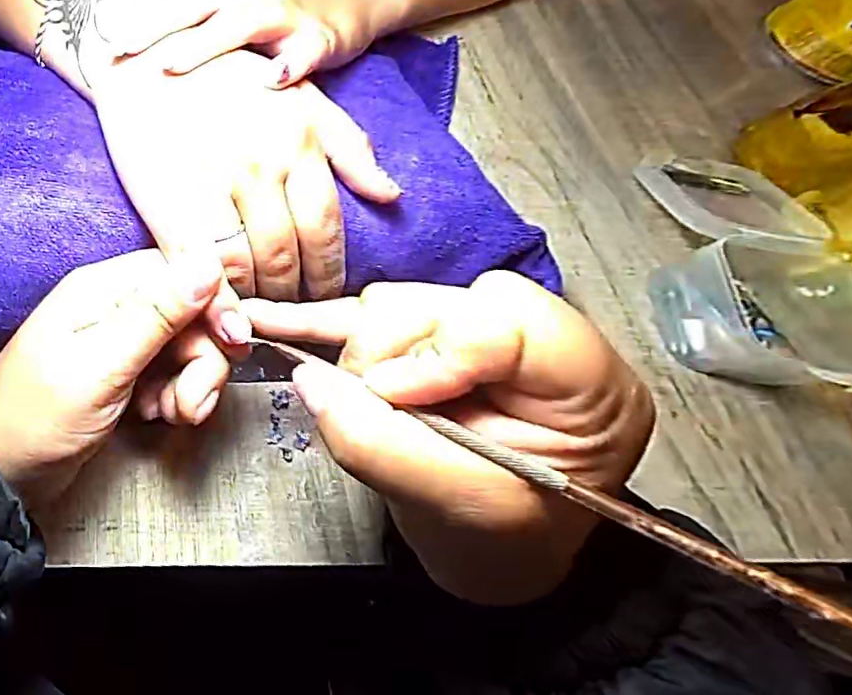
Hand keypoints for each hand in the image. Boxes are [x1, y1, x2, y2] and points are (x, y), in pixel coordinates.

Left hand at [0, 250, 224, 508]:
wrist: (0, 468)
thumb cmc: (36, 415)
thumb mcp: (101, 365)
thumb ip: (156, 315)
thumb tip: (206, 261)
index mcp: (99, 288)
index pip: (178, 270)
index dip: (213, 302)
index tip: (234, 340)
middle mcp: (110, 306)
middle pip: (188, 312)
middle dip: (202, 357)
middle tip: (191, 400)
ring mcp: (116, 341)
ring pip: (184, 346)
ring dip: (191, 383)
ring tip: (169, 413)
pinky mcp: (122, 373)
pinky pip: (169, 373)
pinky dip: (174, 396)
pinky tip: (153, 416)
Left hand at [81, 0, 393, 86]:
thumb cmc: (259, 6)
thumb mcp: (213, 1)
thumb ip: (171, 13)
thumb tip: (109, 30)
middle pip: (190, 2)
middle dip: (152, 22)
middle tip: (116, 46)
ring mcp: (277, 13)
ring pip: (238, 24)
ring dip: (203, 44)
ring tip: (170, 66)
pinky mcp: (315, 38)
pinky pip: (301, 54)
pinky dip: (288, 67)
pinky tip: (270, 82)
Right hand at [92, 47, 400, 313]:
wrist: (140, 60)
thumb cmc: (218, 76)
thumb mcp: (297, 95)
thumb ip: (347, 145)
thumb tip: (391, 196)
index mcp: (296, 142)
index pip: (326, 228)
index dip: (327, 271)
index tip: (319, 290)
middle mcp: (261, 167)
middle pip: (289, 253)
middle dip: (293, 291)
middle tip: (287, 308)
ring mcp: (212, 186)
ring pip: (248, 264)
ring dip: (256, 298)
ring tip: (255, 313)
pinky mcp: (168, 201)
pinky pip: (199, 263)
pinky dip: (215, 299)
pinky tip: (225, 320)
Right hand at [242, 271, 655, 604]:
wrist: (487, 548)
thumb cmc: (500, 538)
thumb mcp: (458, 504)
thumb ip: (382, 443)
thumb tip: (309, 378)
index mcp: (582, 384)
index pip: (505, 320)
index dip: (441, 350)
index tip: (398, 396)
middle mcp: (527, 342)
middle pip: (435, 303)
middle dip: (385, 353)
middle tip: (371, 404)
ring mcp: (464, 331)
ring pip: (388, 302)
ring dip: (352, 347)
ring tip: (348, 394)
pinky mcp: (412, 334)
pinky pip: (354, 315)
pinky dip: (309, 322)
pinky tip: (268, 321)